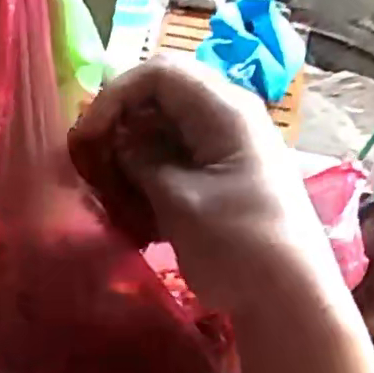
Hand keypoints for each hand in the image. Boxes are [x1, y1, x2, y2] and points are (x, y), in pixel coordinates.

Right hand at [68, 57, 334, 310]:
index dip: (113, 98)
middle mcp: (229, 120)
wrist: (289, 298)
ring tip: (111, 195)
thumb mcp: (180, 203)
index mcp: (224, 111)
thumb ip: (143, 163)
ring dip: (133, 160)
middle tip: (92, 167)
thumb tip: (120, 143)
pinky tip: (137, 214)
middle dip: (120, 128)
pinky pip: (181, 165)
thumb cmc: (237, 247)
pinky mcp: (227, 182)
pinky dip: (153, 182)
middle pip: (162, 101)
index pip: (158, 73)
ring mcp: (230, 152)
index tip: (84, 139)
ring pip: (168, 136)